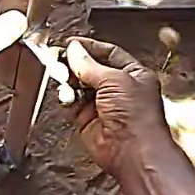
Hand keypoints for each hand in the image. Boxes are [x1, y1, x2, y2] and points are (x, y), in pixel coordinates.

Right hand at [65, 37, 172, 175]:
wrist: (132, 151)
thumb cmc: (136, 115)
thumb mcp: (114, 80)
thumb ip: (89, 65)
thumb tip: (74, 49)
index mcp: (133, 74)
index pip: (108, 53)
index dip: (89, 47)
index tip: (70, 43)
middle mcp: (118, 88)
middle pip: (90, 68)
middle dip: (74, 64)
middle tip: (58, 59)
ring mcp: (102, 103)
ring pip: (77, 84)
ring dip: (68, 80)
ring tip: (62, 78)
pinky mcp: (87, 118)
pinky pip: (71, 101)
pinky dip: (67, 97)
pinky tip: (67, 97)